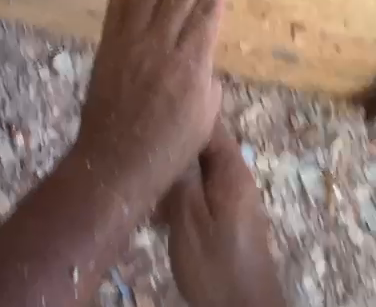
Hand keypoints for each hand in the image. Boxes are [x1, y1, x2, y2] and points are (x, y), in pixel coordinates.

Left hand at [70, 0, 227, 210]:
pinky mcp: (110, 43)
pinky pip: (118, 2)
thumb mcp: (205, 114)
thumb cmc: (168, 147)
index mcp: (194, 63)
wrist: (115, 163)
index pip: (209, 8)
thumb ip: (206, 74)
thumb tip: (202, 48)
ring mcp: (134, 41)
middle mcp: (164, 44)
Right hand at [160, 120, 288, 306]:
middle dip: (172, 147)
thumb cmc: (216, 263)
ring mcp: (231, 195)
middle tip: (141, 153)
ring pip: (197, 169)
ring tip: (146, 185)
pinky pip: (199, 190)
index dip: (179, 112)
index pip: (207, 120)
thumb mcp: (189, 218)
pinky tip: (158, 211)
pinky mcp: (225, 215)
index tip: (150, 112)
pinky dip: (179, 194)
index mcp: (231, 167)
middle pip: (201, 144)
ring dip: (173, 174)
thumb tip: (171, 136)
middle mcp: (234, 174)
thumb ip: (181, 176)